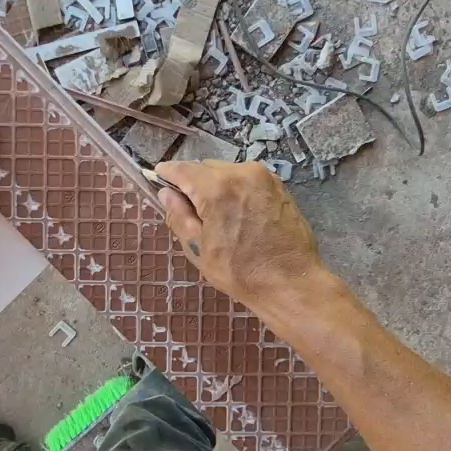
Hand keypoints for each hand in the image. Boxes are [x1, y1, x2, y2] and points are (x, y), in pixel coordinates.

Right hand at [153, 160, 331, 314]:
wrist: (291, 282)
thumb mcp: (199, 249)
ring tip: (217, 214)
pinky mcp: (278, 184)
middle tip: (189, 208)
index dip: (167, 173)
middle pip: (205, 168)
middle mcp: (241, 173)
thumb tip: (166, 194)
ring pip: (226, 171)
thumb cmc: (240, 272)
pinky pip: (246, 178)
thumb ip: (179, 216)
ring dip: (215, 185)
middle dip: (193, 183)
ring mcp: (263, 176)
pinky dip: (236, 188)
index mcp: (217, 189)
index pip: (183, 169)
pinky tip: (238, 212)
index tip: (158, 178)